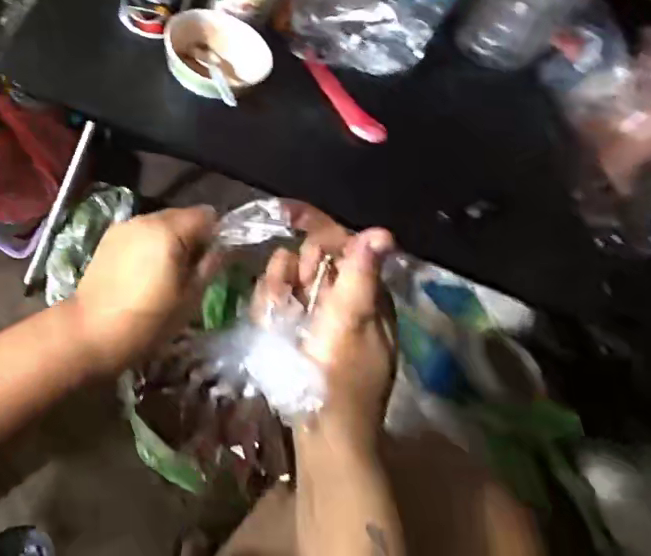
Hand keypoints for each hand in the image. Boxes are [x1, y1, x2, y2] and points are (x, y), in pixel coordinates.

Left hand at [70, 205, 219, 374]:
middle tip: (191, 269)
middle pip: (182, 215)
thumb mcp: (190, 298)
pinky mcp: (109, 236)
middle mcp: (146, 218)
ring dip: (170, 239)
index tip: (214, 258)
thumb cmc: (148, 321)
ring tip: (167, 272)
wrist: (91, 333)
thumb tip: (223, 246)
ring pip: (160, 222)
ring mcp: (125, 225)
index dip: (216, 233)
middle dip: (192, 235)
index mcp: (169, 230)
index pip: (206, 214)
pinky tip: (144, 271)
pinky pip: (141, 231)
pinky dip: (150, 243)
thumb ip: (210, 264)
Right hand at [256, 210, 396, 444]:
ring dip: (280, 283)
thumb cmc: (338, 371)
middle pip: (317, 262)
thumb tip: (383, 232)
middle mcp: (348, 306)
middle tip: (291, 279)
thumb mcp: (351, 316)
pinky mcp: (300, 341)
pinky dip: (273, 305)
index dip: (319, 230)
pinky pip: (283, 308)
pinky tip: (267, 314)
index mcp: (370, 297)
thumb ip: (361, 271)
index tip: (289, 215)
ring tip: (275, 301)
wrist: (321, 435)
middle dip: (299, 263)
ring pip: (295, 283)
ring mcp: (322, 325)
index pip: (345, 246)